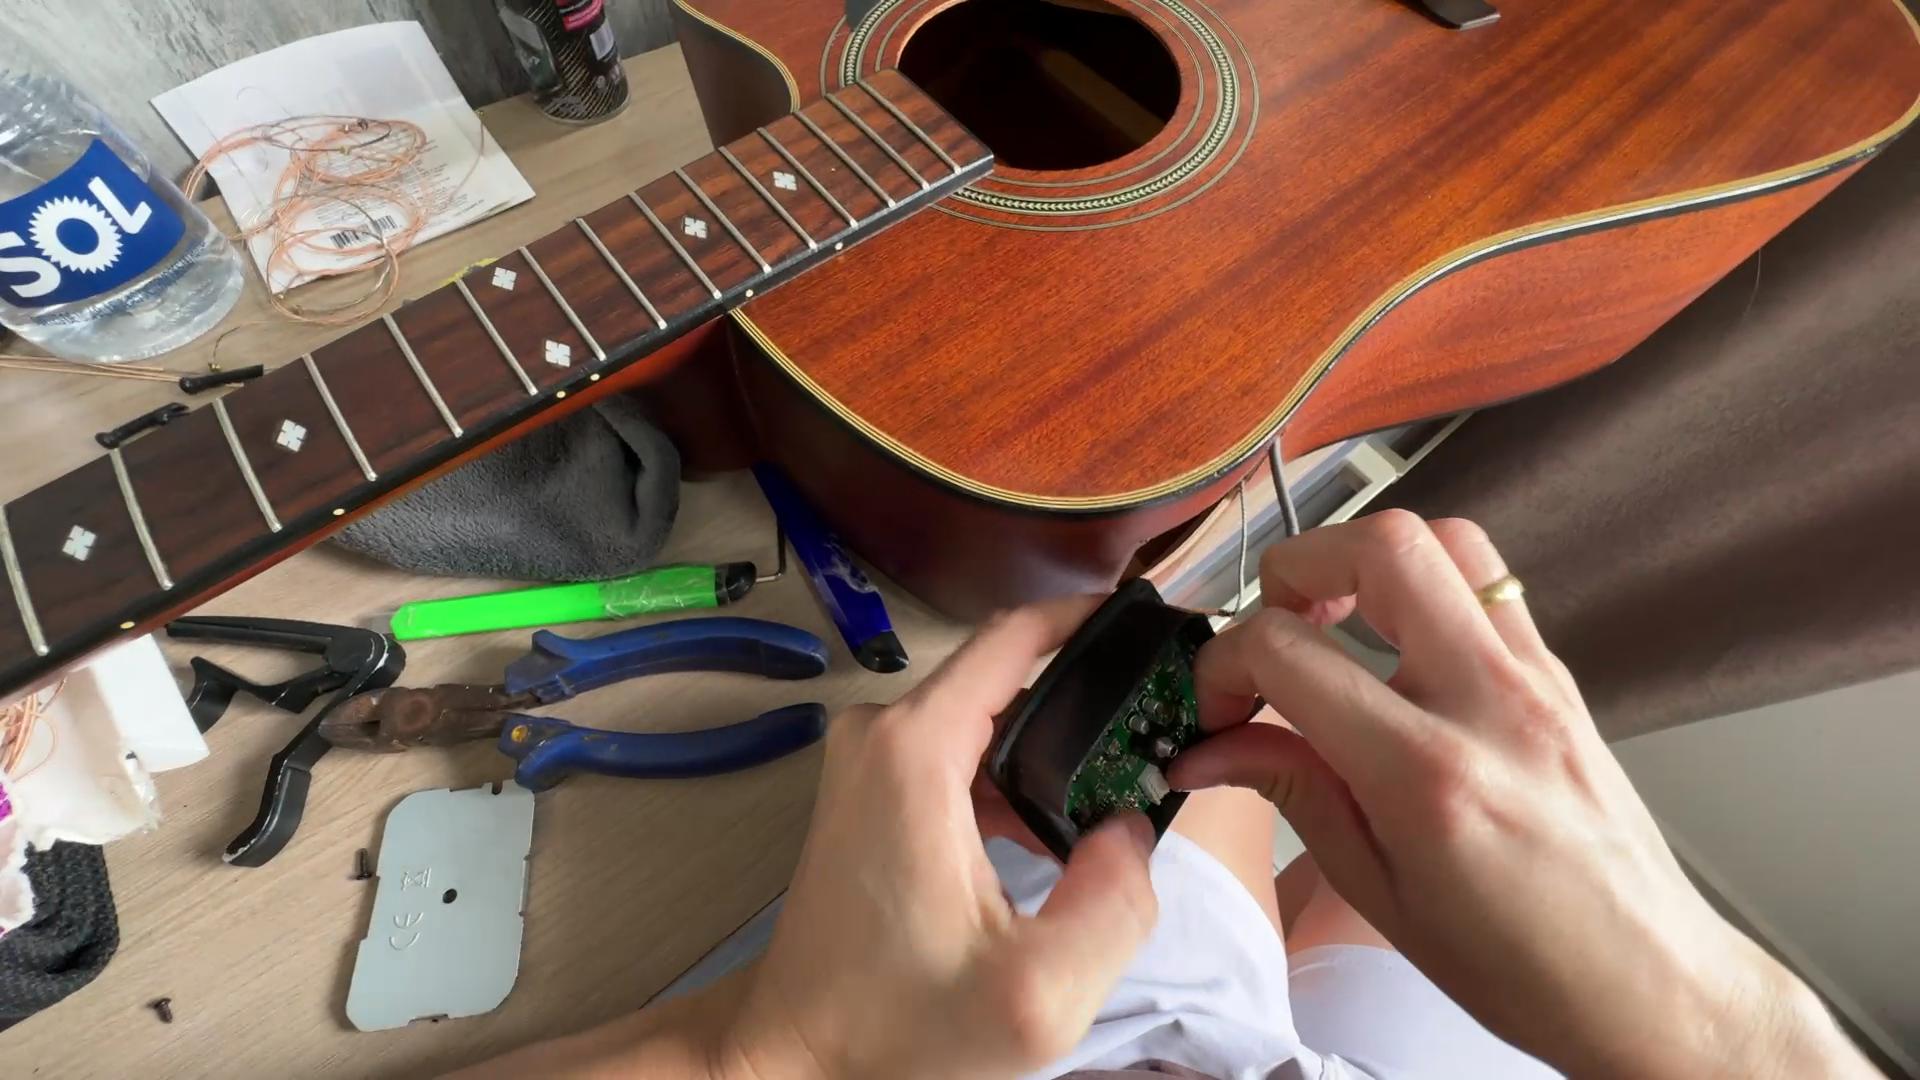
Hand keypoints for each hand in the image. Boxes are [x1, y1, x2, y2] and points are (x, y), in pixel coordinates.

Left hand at [727, 596, 1158, 1079]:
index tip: (1135, 622)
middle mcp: (882, 728)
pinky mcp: (868, 779)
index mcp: (915, 747)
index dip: (1077, 618)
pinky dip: (1005, 769)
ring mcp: (868, 751)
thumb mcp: (1035, 995)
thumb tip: (1130, 826)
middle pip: (998, 674)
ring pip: (979, 713)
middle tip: (1146, 721)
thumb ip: (1114, 904)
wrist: (794, 1052)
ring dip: (1043, 739)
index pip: (1009, 638)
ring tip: (1110, 779)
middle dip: (1075, 689)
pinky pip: (953, 746)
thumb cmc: (899, 1025)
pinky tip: (1044, 824)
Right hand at [1169, 511, 1865, 1078]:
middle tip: (1271, 625)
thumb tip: (1199, 748)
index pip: (1289, 652)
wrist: (1658, 990)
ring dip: (1360, 560)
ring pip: (1442, 539)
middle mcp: (1488, 701)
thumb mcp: (1368, 883)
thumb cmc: (1509, 960)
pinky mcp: (1554, 671)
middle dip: (1295, 568)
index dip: (1223, 663)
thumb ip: (1282, 784)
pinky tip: (1386, 643)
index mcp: (1426, 773)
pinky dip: (1412, 583)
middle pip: (1381, 550)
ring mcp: (1535, 676)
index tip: (1217, 703)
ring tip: (1327, 619)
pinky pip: (1479, 578)